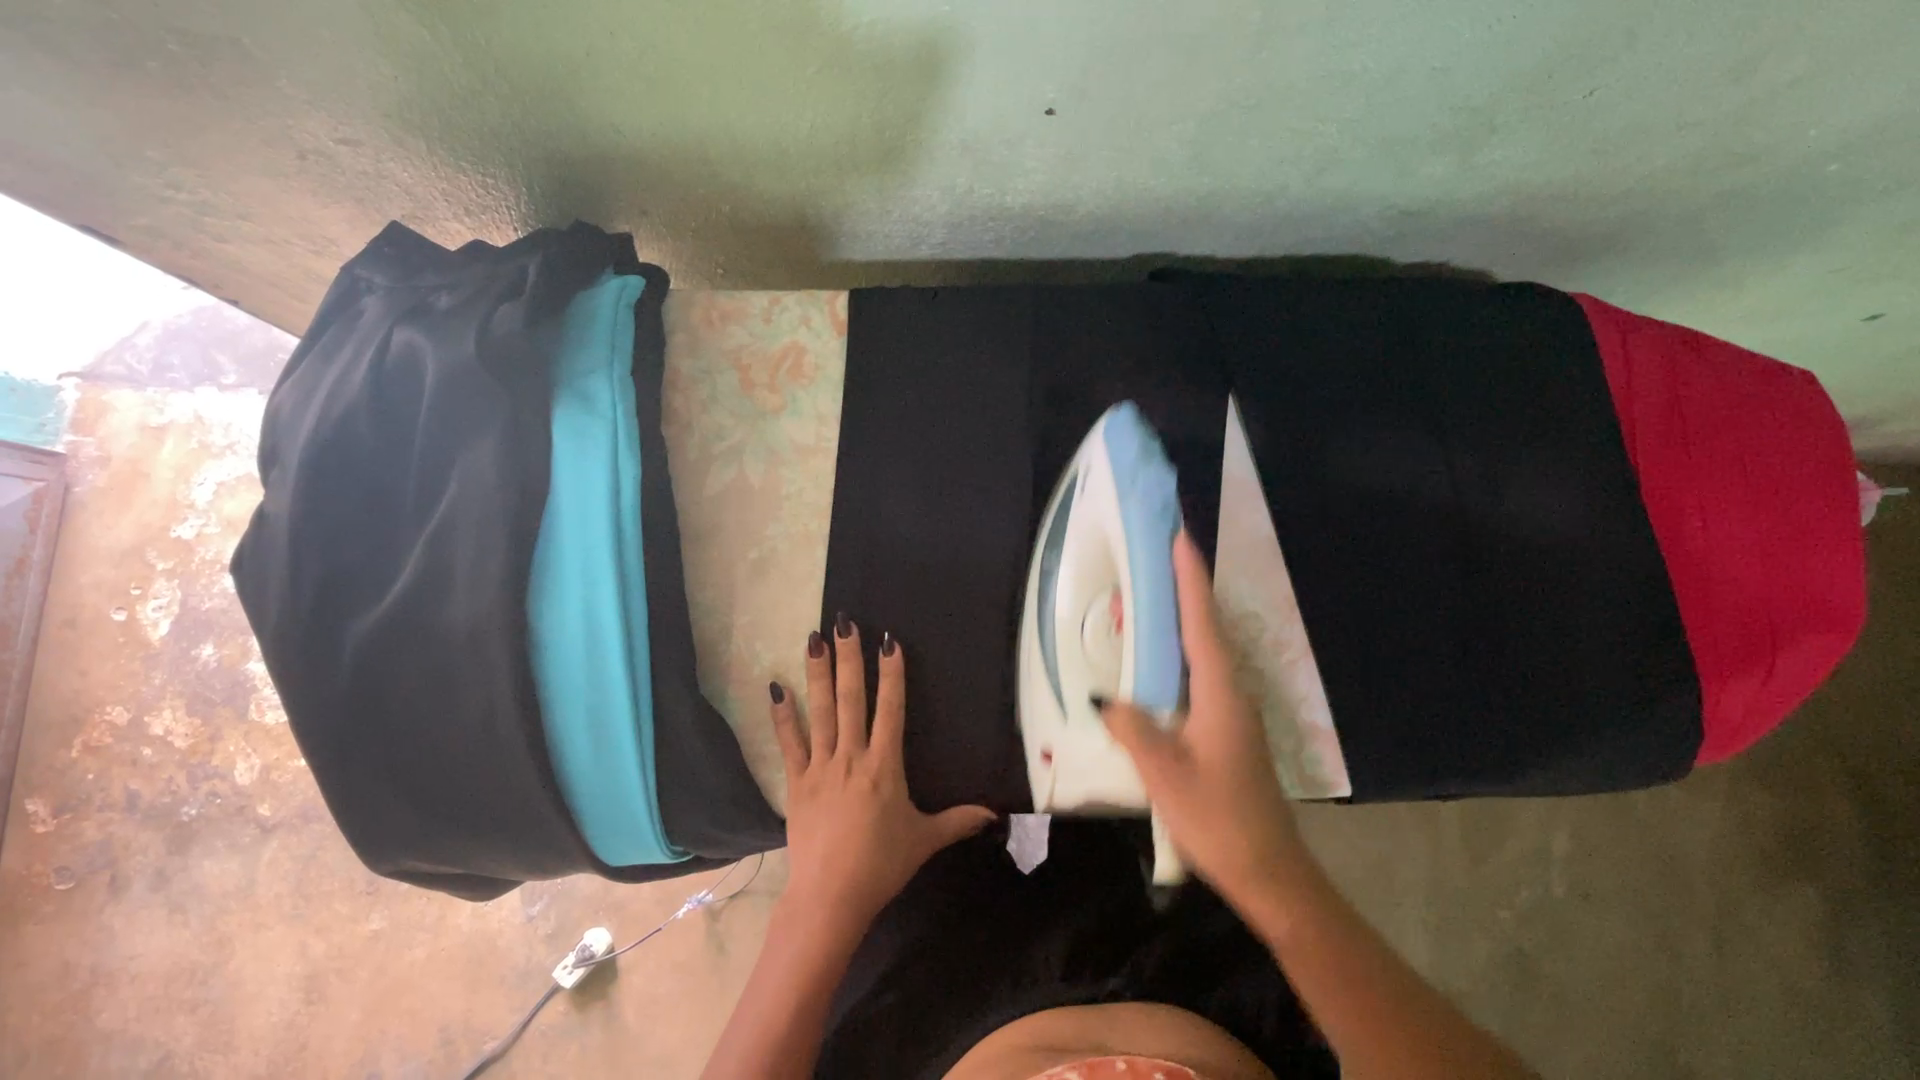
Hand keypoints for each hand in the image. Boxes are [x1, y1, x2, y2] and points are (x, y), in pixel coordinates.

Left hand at [767, 616, 996, 929]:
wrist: (830, 897)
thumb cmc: (882, 866)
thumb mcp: (925, 841)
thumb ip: (958, 821)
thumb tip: (996, 815)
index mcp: (885, 767)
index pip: (890, 710)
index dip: (891, 674)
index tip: (888, 641)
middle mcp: (852, 758)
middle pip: (851, 699)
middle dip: (849, 659)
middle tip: (844, 623)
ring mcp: (820, 768)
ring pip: (820, 712)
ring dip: (817, 674)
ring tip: (813, 638)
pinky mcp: (796, 783)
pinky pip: (789, 743)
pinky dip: (783, 715)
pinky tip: (775, 688)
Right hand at [1097, 531, 1308, 903]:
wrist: (1268, 869)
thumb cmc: (1218, 819)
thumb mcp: (1164, 775)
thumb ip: (1132, 729)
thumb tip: (1105, 699)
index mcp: (1219, 694)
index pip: (1200, 622)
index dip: (1188, 578)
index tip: (1178, 536)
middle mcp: (1232, 693)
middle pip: (1205, 628)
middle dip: (1180, 591)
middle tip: (1147, 563)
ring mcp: (1234, 712)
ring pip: (1203, 652)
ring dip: (1178, 622)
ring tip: (1144, 604)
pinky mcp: (1229, 730)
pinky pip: (1200, 676)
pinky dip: (1178, 655)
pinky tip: (1156, 665)